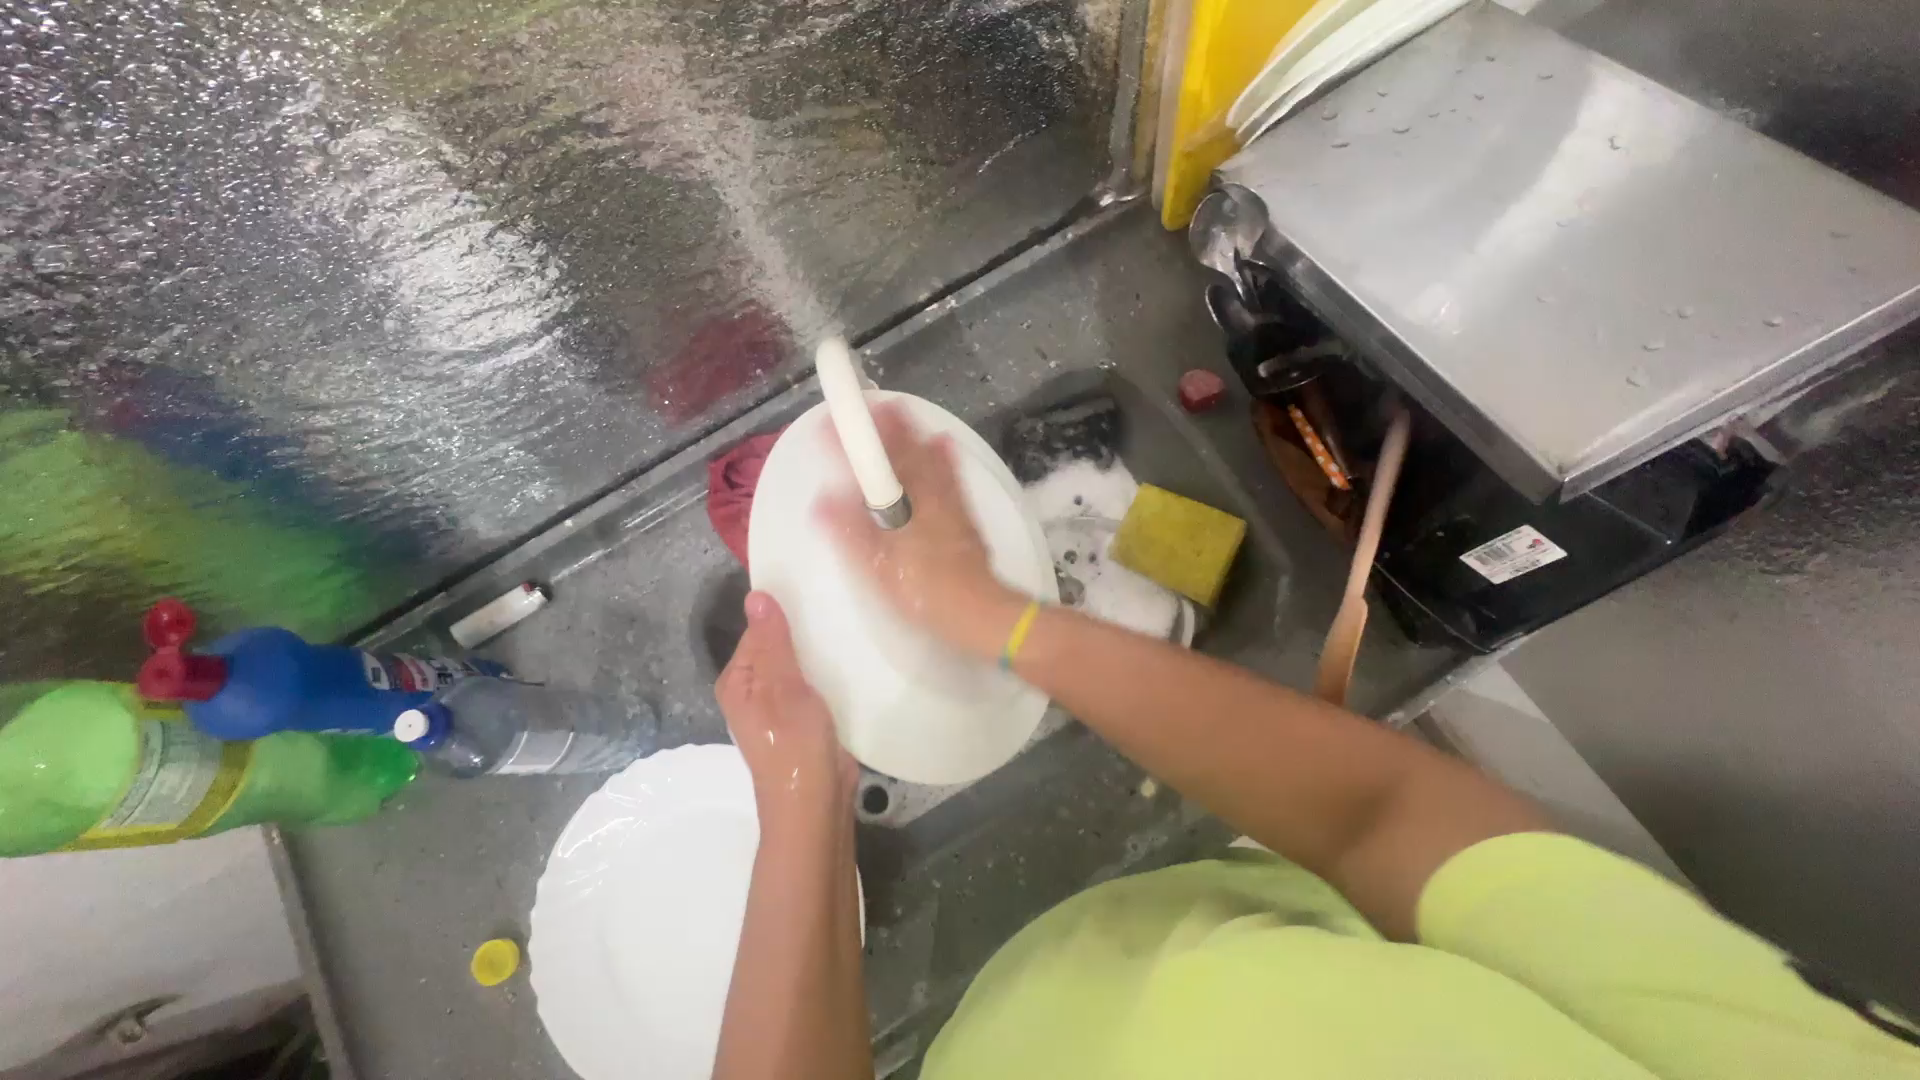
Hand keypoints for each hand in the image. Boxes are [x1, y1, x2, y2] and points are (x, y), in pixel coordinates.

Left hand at [717, 592, 856, 809]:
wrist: (816, 802)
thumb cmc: (793, 743)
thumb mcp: (782, 687)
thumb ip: (772, 642)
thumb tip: (756, 596)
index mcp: (739, 682)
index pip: (759, 632)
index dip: (785, 612)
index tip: (817, 589)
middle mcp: (755, 692)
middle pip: (781, 647)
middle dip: (807, 629)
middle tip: (841, 601)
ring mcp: (782, 707)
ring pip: (803, 665)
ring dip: (823, 651)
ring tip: (853, 623)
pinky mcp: (808, 719)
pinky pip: (818, 684)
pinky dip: (832, 672)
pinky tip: (855, 658)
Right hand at [814, 403, 1027, 659]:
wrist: (980, 613)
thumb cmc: (927, 593)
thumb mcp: (878, 569)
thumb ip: (850, 532)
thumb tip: (821, 500)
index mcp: (907, 503)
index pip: (876, 460)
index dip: (855, 437)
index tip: (835, 417)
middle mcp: (931, 494)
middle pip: (905, 450)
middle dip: (884, 425)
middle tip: (868, 405)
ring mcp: (951, 504)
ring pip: (929, 458)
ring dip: (911, 434)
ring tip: (897, 412)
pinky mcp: (964, 517)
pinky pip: (951, 475)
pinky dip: (944, 456)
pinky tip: (945, 444)